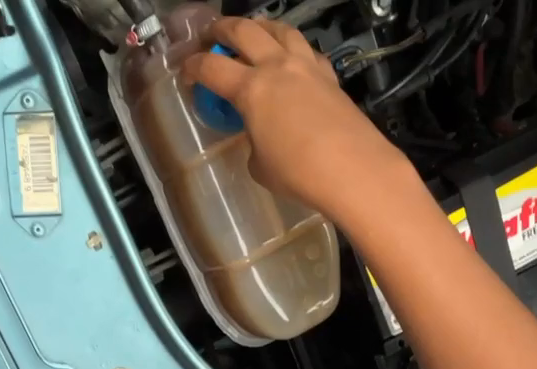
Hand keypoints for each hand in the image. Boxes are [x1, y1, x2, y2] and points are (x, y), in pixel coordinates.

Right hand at [182, 17, 414, 221]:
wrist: (351, 168)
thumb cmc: (298, 173)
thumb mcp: (260, 166)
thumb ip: (253, 143)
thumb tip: (259, 138)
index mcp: (252, 89)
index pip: (212, 68)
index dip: (193, 68)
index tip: (185, 73)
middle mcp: (277, 67)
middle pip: (244, 31)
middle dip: (221, 29)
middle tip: (210, 35)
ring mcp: (306, 66)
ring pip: (279, 29)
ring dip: (260, 27)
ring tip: (253, 34)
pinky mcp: (329, 76)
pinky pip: (306, 50)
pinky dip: (291, 48)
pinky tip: (291, 59)